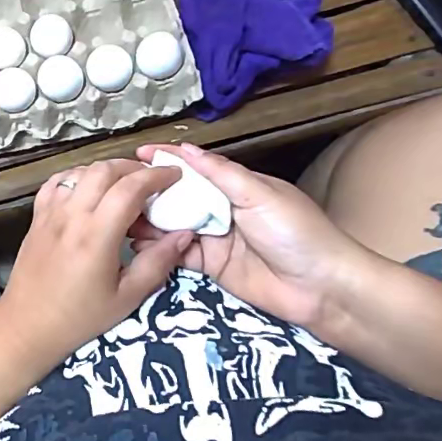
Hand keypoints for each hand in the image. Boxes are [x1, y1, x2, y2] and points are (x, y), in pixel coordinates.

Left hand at [0, 159, 194, 365]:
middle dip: (134, 168)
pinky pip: (57, 183)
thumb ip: (157, 262)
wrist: (27, 324)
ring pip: (80, 172)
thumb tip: (184, 234)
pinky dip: (78, 178)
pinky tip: (90, 191)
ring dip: (107, 172)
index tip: (174, 176)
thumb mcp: (127, 297)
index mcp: (96, 235)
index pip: (130, 188)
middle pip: (104, 170)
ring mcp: (50, 213)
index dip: (156, 176)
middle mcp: (71, 215)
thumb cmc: (79, 318)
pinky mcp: (37, 216)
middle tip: (153, 182)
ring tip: (125, 188)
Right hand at [128, 143, 383, 336]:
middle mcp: (221, 208)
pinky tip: (138, 241)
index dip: (167, 159)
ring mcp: (213, 238)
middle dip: (150, 191)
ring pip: (173, 223)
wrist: (323, 290)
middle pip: (178, 195)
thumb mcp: (260, 195)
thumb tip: (186, 150)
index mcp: (236, 186)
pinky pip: (177, 252)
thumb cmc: (297, 233)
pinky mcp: (209, 265)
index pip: (195, 167)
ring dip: (150, 219)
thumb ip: (222, 174)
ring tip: (122, 216)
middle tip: (118, 190)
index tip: (138, 155)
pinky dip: (158, 247)